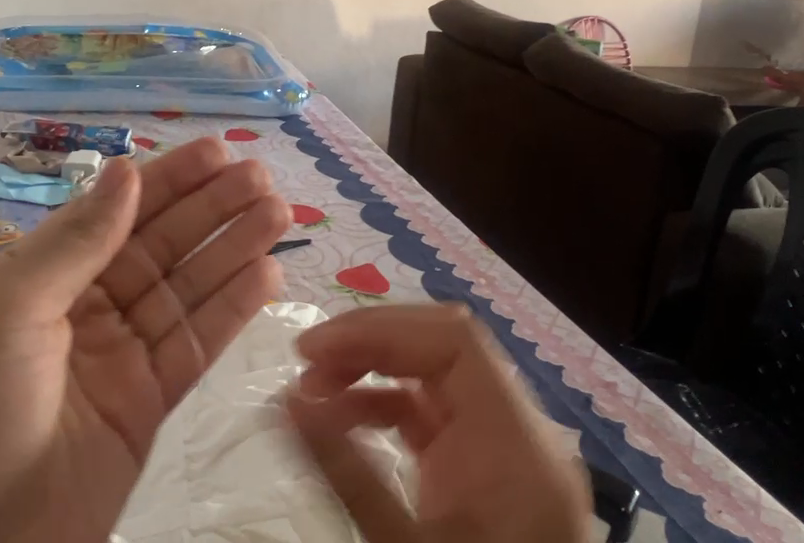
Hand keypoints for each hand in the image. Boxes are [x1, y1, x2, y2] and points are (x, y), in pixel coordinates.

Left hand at [0, 139, 290, 542]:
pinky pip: (195, 345)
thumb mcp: (7, 310)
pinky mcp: (146, 406)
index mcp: (39, 278)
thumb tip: (126, 170)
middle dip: (209, 208)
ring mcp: (117, 358)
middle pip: (158, 245)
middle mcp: (82, 309)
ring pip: (185, 290)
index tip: (216, 152)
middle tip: (261, 177)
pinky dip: (232, 310)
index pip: (113, 212)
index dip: (166, 180)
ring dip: (232, 249)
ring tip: (277, 213)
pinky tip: (267, 275)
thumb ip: (76, 242)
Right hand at [286, 305, 593, 542]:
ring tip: (310, 391)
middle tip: (306, 360)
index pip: (453, 340)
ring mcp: (501, 446)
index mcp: (517, 439)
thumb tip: (285, 402)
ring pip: (434, 374)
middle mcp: (518, 428)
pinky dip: (382, 405)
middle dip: (369, 343)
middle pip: (442, 345)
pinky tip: (339, 420)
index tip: (313, 348)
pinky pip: (432, 412)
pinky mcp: (483, 465)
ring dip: (369, 371)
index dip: (380, 329)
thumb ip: (346, 474)